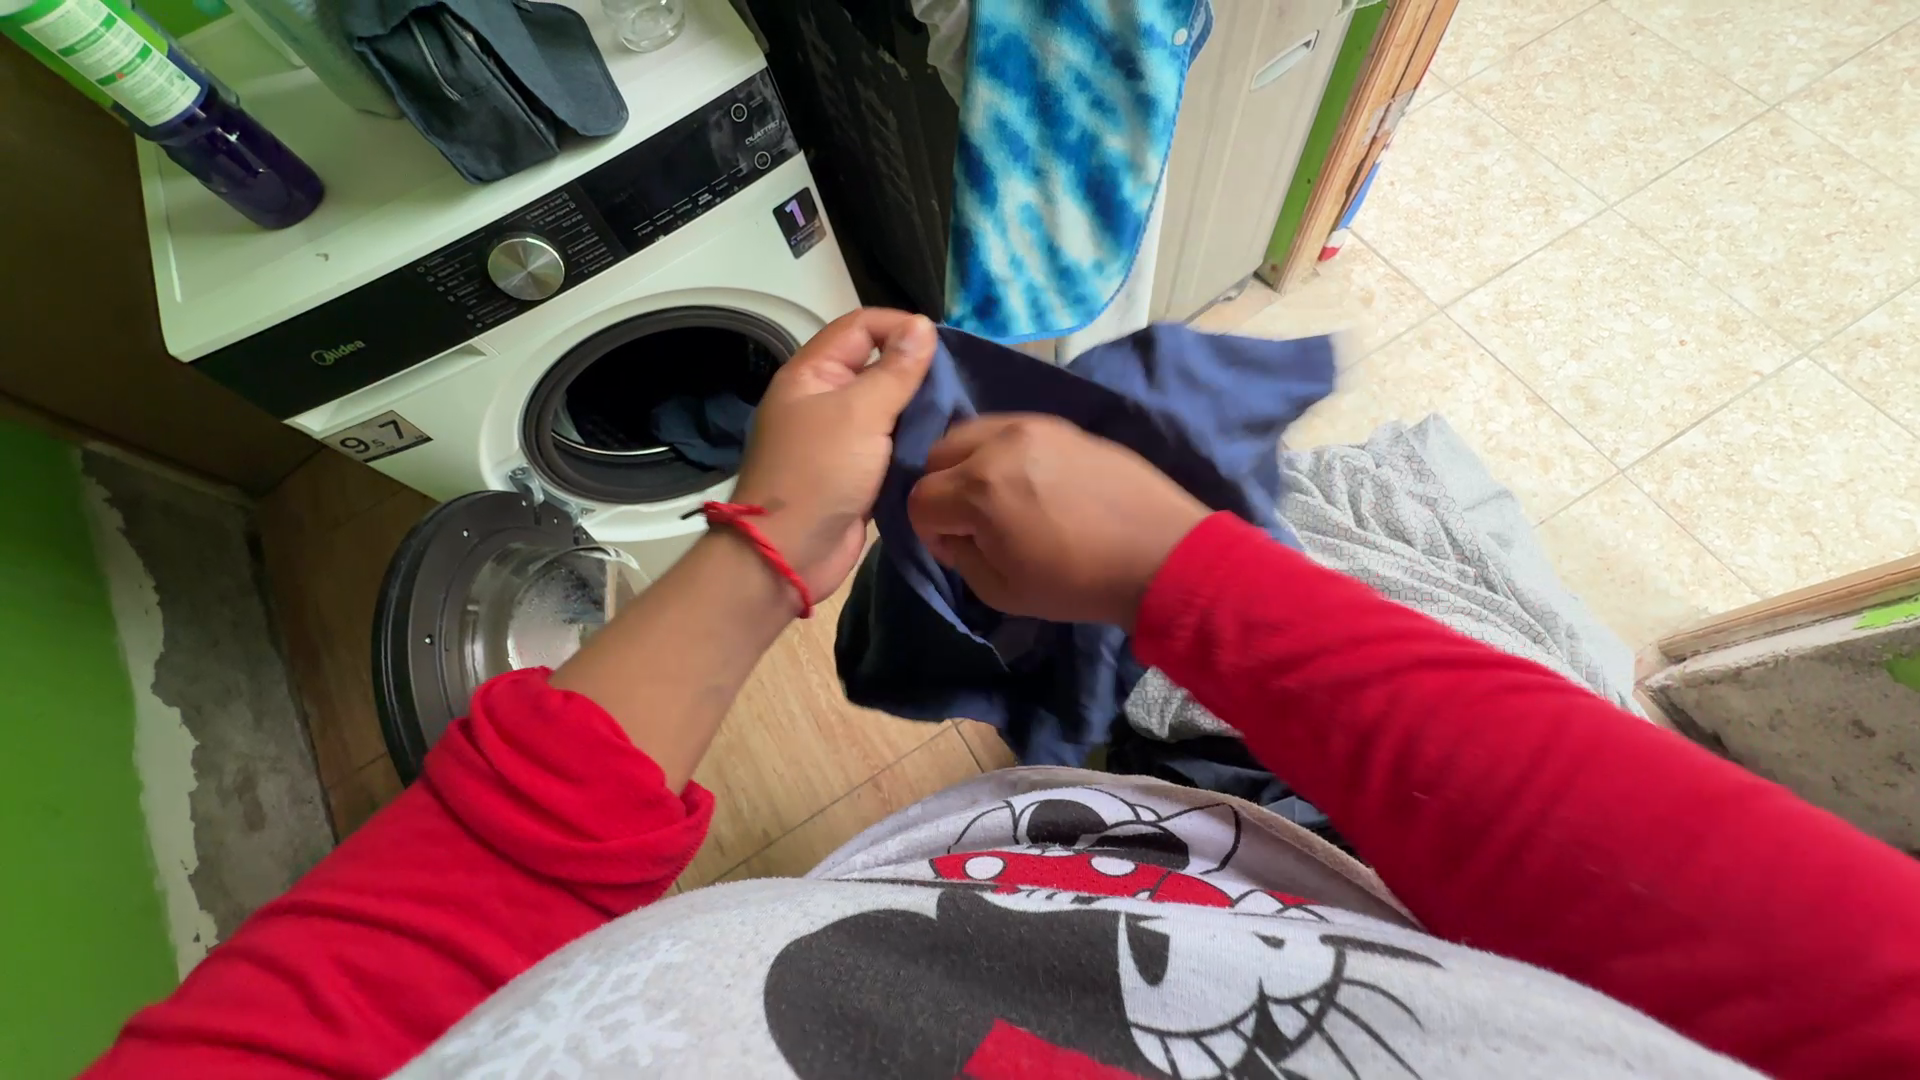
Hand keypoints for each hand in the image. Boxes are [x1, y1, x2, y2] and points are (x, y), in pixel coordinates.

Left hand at [730, 308, 935, 599]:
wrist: (790, 554)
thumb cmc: (819, 475)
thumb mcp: (860, 414)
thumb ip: (895, 371)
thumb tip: (922, 326)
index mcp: (812, 374)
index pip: (859, 327)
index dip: (899, 327)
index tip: (941, 346)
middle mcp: (823, 400)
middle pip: (875, 366)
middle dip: (914, 370)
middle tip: (957, 382)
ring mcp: (839, 439)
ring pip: (886, 409)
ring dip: (918, 409)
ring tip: (957, 412)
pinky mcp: (856, 472)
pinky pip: (889, 445)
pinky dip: (912, 443)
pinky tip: (943, 444)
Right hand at [906, 414, 1209, 627]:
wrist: (1160, 555)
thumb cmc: (1078, 583)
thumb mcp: (1002, 591)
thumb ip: (962, 557)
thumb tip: (955, 533)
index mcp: (980, 488)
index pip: (920, 499)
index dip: (929, 531)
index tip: (958, 550)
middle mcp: (1000, 443)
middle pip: (937, 453)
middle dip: (942, 489)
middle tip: (971, 521)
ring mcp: (1034, 425)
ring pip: (971, 432)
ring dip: (968, 464)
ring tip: (997, 497)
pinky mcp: (1063, 424)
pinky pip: (1009, 428)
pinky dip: (1000, 452)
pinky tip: (1028, 481)